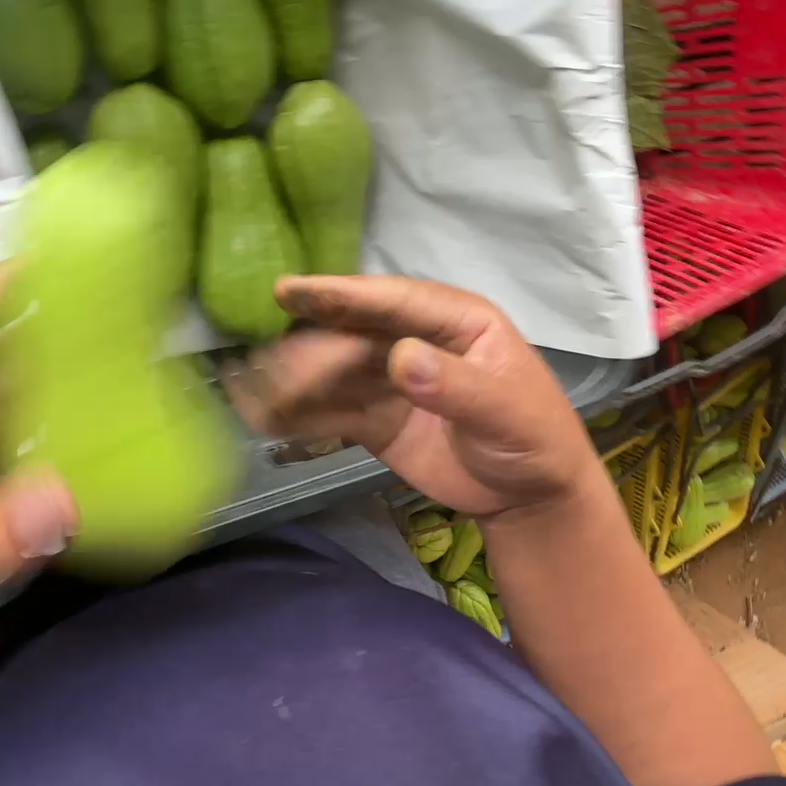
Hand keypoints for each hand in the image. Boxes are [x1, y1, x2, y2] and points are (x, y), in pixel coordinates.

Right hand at [228, 276, 601, 522]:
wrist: (526, 495)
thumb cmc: (532, 438)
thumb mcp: (506, 411)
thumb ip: (458, 386)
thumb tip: (401, 358)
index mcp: (454, 320)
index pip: (391, 300)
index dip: (341, 295)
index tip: (289, 291)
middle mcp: (414, 340)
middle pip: (351, 336)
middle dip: (308, 350)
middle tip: (268, 368)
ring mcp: (390, 379)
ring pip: (333, 372)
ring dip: (293, 381)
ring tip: (252, 394)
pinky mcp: (374, 418)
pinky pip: (332, 411)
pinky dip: (300, 415)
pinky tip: (268, 419)